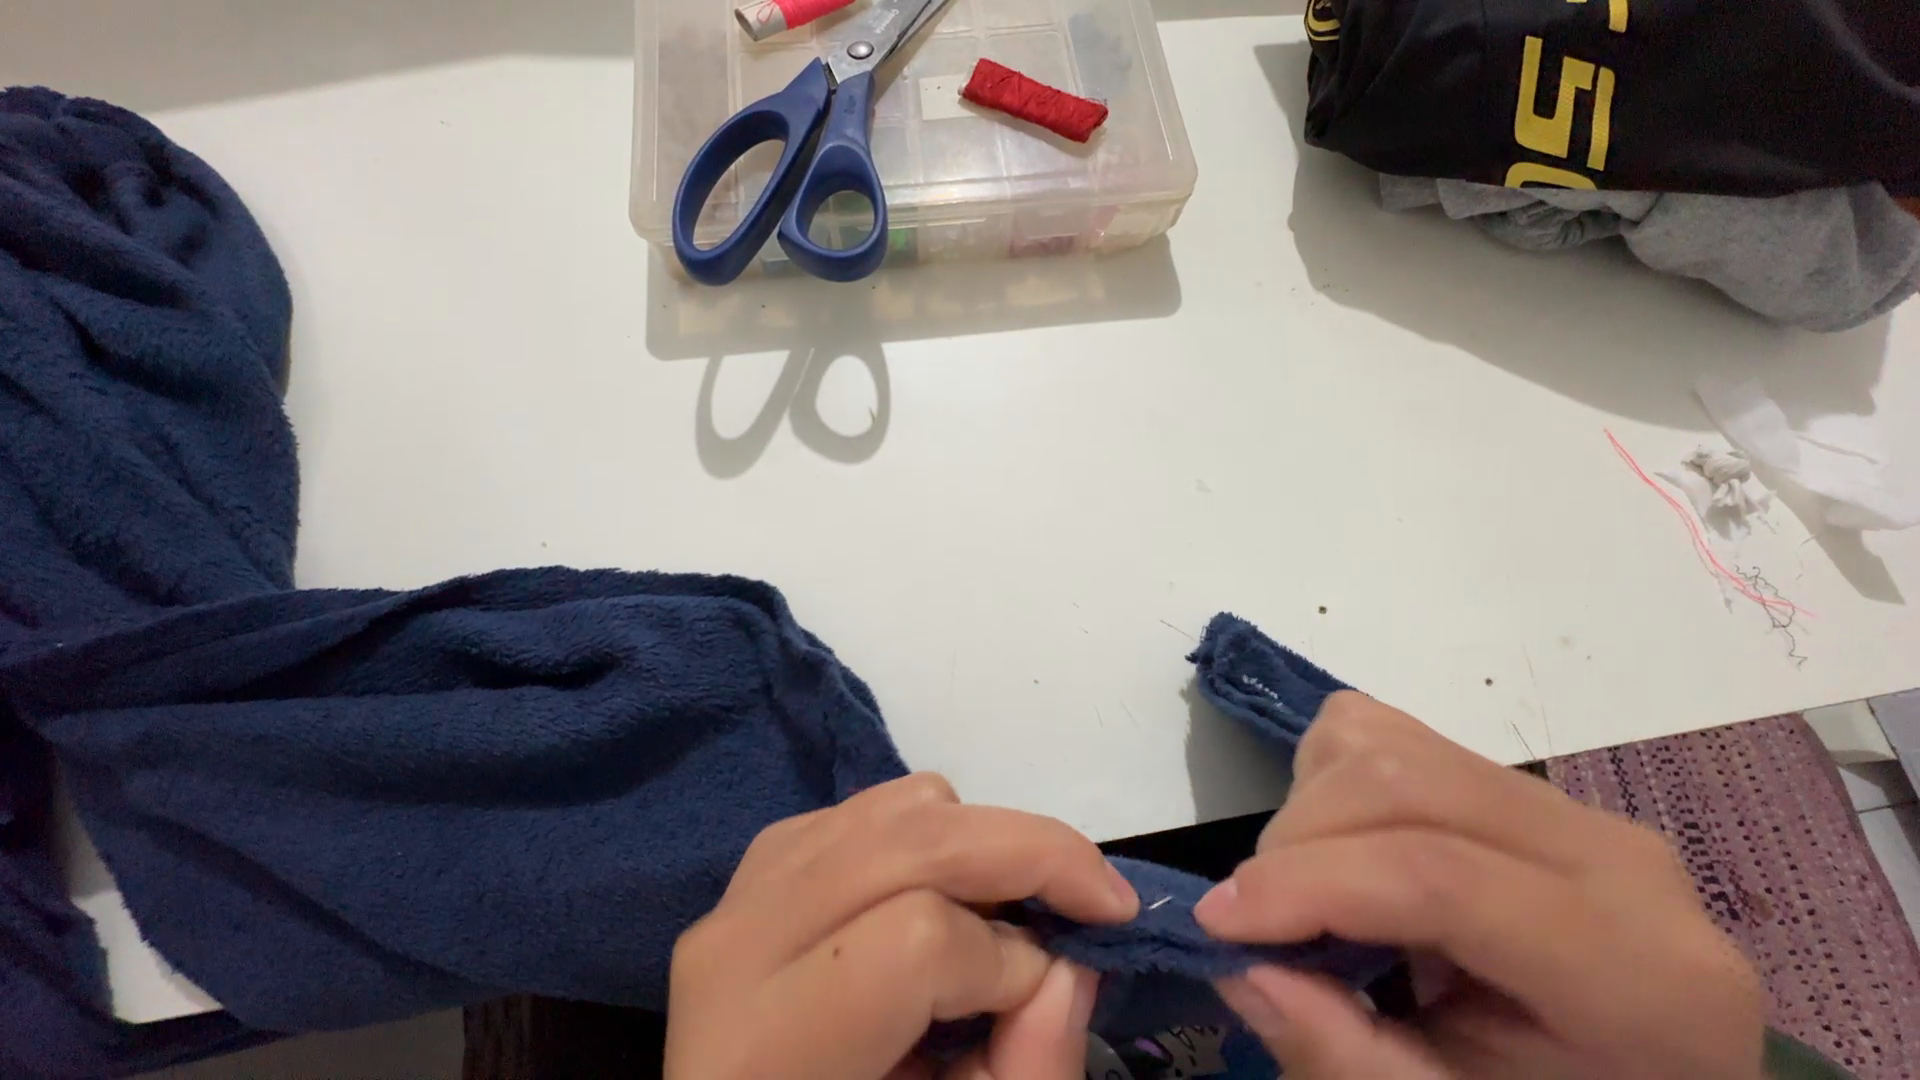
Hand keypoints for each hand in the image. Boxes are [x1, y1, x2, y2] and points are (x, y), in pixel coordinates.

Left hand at [664, 773, 1138, 1079]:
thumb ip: (1027, 1068)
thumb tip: (1072, 964)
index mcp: (767, 1044)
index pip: (914, 939)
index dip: (1005, 961)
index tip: (1052, 993)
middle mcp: (738, 942)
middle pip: (909, 838)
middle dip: (1028, 852)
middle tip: (1102, 898)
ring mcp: (743, 888)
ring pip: (896, 804)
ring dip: (980, 840)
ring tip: (1011, 908)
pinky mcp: (761, 861)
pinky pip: (869, 808)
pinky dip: (933, 833)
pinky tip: (945, 894)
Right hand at [1195, 692, 1763, 1079]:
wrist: (1630, 1076)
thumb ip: (1340, 1054)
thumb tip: (1237, 963)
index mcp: (1636, 967)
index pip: (1441, 877)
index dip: (1310, 886)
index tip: (1216, 921)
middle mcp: (1606, 852)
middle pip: (1399, 787)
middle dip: (1293, 845)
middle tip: (1256, 920)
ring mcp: (1556, 799)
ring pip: (1382, 746)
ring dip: (1305, 810)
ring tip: (1308, 890)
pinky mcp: (1504, 774)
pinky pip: (1383, 732)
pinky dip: (1325, 777)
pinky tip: (1343, 847)